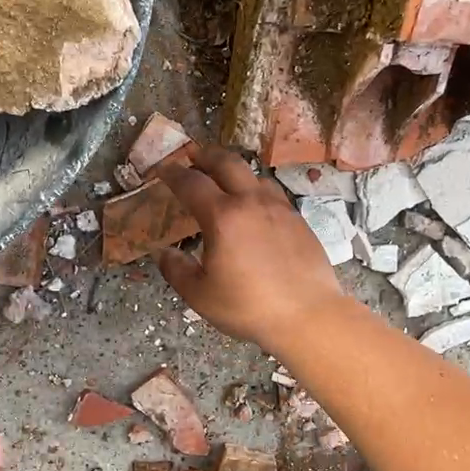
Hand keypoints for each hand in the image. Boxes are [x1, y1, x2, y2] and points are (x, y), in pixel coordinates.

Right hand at [156, 147, 349, 348]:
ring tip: (224, 182)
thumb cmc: (248, 306)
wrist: (307, 315)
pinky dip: (255, 190)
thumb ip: (176, 270)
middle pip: (226, 162)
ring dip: (234, 171)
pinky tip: (254, 208)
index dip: (172, 173)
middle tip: (192, 157)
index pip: (191, 183)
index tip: (161, 169)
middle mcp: (251, 202)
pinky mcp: (298, 220)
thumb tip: (163, 252)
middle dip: (205, 155)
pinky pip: (272, 193)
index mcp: (222, 217)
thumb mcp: (200, 295)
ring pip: (253, 175)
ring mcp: (279, 208)